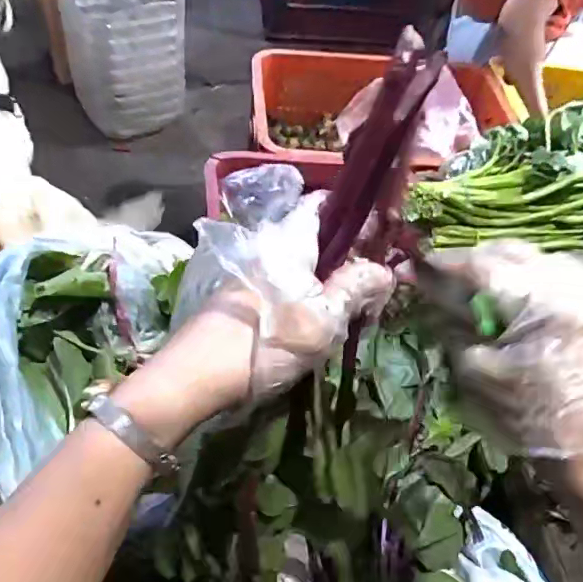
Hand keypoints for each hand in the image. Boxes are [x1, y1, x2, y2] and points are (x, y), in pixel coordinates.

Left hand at [170, 206, 395, 408]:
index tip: (382, 234)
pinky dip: (310, 304)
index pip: (324, 203)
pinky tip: (322, 330)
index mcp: (290, 240)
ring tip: (356, 317)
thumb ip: (357, 287)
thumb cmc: (268, 342)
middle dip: (350, 260)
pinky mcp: (246, 304)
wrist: (198, 377)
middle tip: (377, 290)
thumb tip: (384, 269)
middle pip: (318, 241)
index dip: (355, 213)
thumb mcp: (324, 318)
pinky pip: (288, 292)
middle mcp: (269, 249)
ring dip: (331, 287)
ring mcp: (254, 277)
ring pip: (304, 270)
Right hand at [427, 240, 582, 459]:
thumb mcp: (478, 373)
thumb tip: (432, 298)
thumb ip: (453, 327)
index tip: (415, 265)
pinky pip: (557, 272)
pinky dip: (528, 281)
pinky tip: (514, 304)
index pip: (481, 264)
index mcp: (542, 299)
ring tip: (477, 294)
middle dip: (472, 263)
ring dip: (500, 272)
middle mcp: (575, 278)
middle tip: (443, 280)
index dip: (443, 263)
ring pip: (533, 259)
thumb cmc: (530, 416)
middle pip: (509, 252)